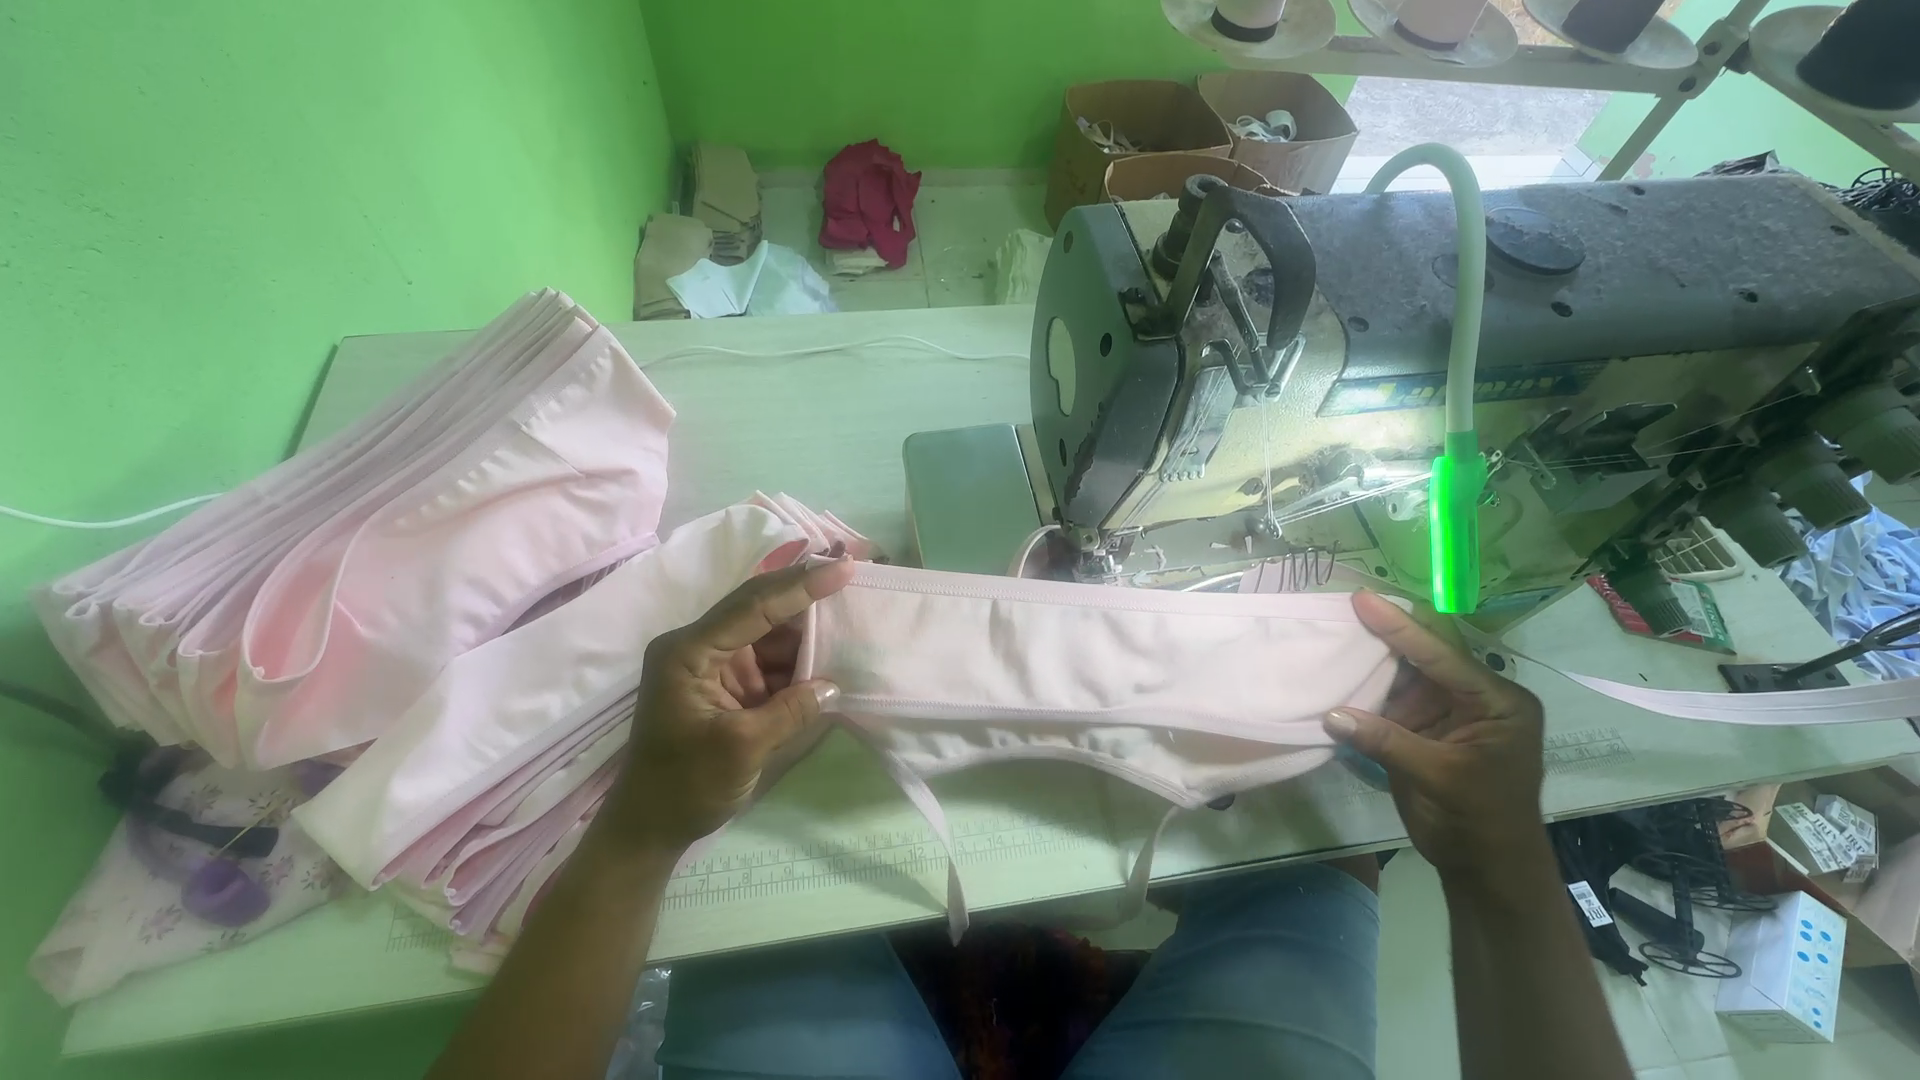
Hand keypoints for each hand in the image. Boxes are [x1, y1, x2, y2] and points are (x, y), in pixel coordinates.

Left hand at [601, 559, 856, 852]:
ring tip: (852, 614)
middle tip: (852, 576)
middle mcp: (699, 647)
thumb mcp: (741, 749)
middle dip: (806, 595)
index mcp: (689, 652)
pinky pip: (771, 662)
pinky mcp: (729, 687)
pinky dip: (801, 661)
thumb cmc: (684, 786)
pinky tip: (832, 656)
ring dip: (808, 631)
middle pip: (760, 610)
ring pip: (770, 634)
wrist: (650, 828)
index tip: (845, 569)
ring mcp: (715, 667)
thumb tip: (834, 685)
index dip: (801, 586)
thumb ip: (790, 711)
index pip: (753, 606)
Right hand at [1322, 592, 1546, 883]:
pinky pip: (1392, 702)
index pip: (1442, 657)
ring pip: (1404, 677)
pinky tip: (1339, 672)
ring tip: (1335, 629)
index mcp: (1498, 703)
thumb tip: (1331, 714)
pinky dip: (1365, 692)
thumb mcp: (1437, 778)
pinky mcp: (1424, 731)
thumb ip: (1385, 741)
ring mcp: (1448, 714)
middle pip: (1424, 658)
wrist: (1487, 868)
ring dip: (1371, 661)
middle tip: (1347, 605)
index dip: (1399, 628)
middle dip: (1386, 634)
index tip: (1364, 599)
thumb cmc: (1479, 821)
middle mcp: (1475, 699)